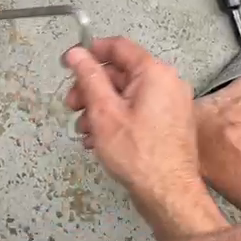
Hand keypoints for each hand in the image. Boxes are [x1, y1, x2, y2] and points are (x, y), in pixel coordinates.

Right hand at [64, 38, 221, 239]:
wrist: (168, 194)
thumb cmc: (137, 154)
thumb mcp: (103, 111)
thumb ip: (88, 77)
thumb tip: (76, 53)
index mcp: (154, 73)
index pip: (117, 46)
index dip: (89, 52)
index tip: (68, 64)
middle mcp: (167, 82)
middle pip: (120, 72)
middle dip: (91, 88)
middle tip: (72, 105)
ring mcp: (171, 104)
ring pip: (126, 94)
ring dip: (100, 107)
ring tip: (84, 129)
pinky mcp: (170, 123)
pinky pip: (137, 109)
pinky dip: (116, 118)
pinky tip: (98, 138)